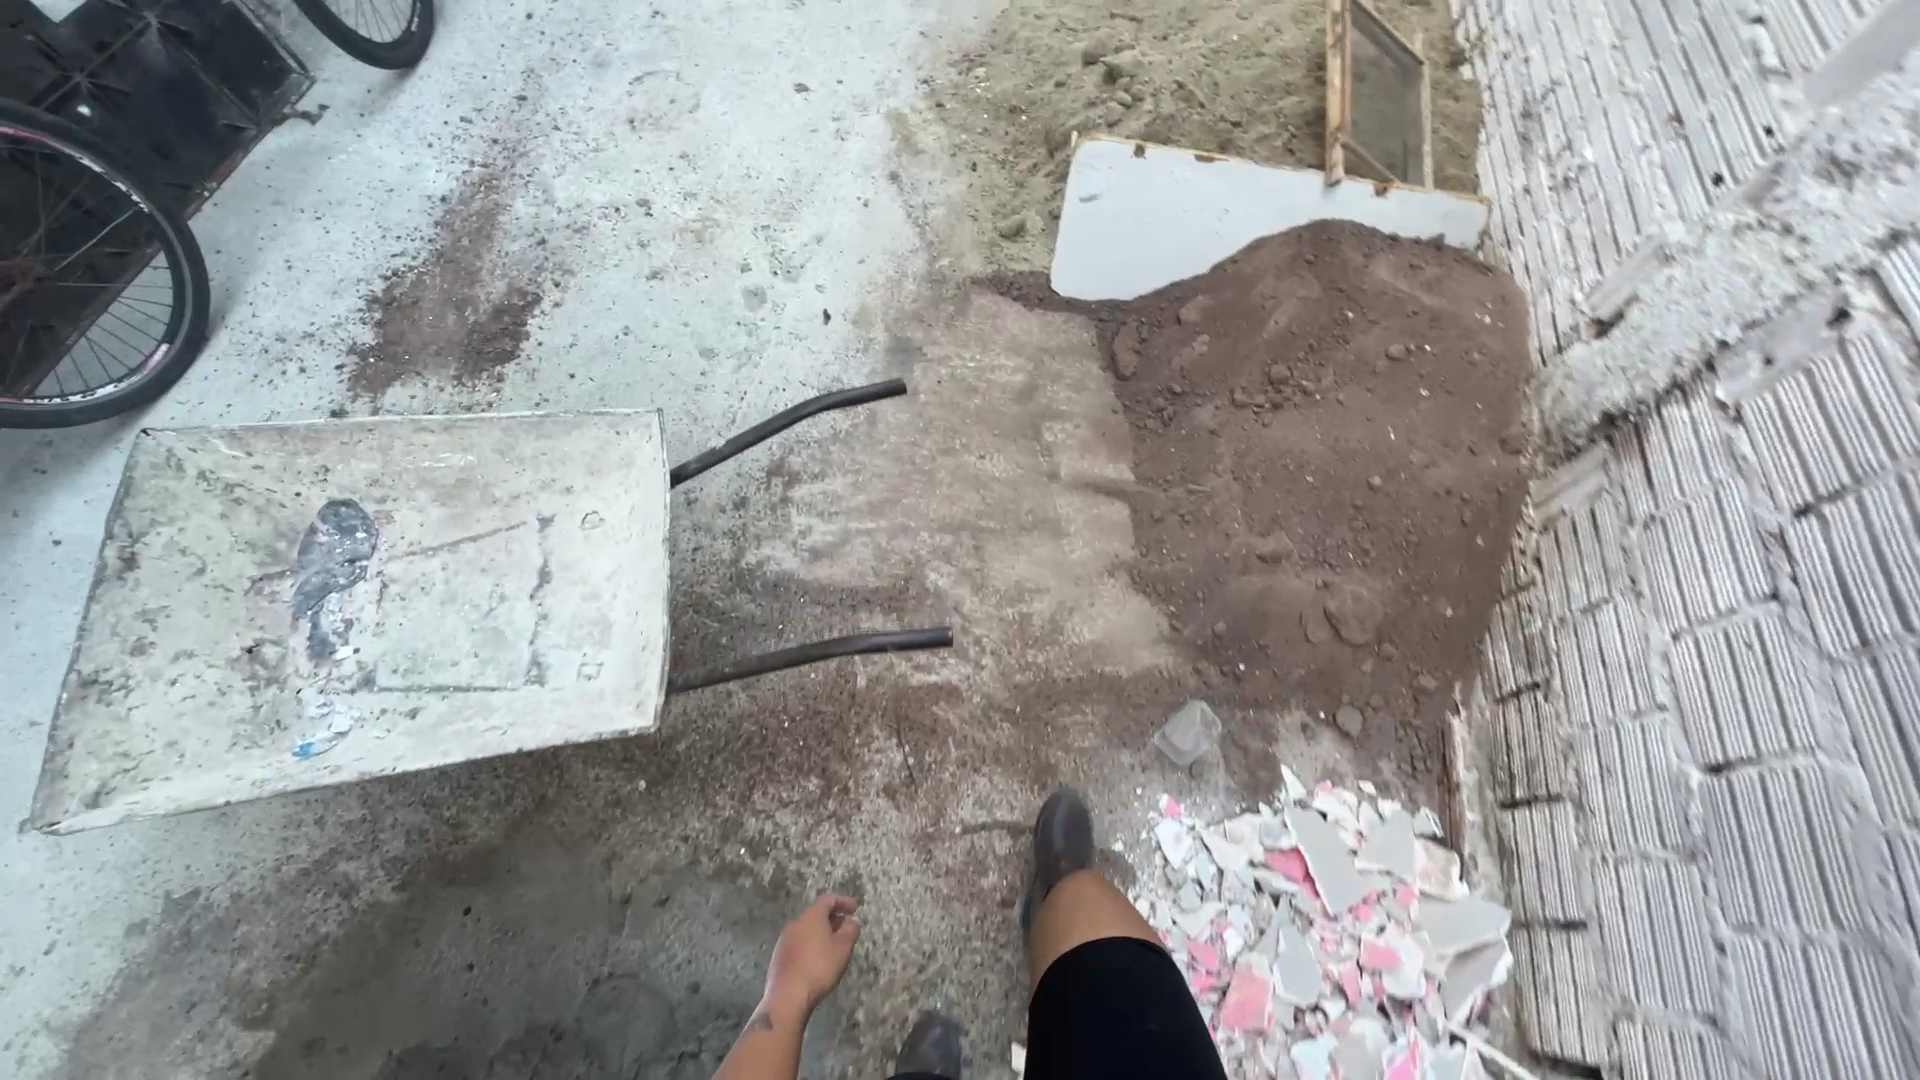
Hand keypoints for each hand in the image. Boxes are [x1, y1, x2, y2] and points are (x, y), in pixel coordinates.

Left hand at [763, 893, 860, 1017]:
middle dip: (833, 918)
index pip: (829, 899)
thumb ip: (850, 930)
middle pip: (817, 914)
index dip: (844, 902)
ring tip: (833, 944)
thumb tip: (852, 920)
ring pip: (807, 929)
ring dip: (821, 932)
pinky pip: (799, 943)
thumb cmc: (819, 967)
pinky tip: (816, 959)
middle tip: (846, 926)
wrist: (788, 996)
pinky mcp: (779, 956)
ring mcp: (785, 939)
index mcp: (812, 916)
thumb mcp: (843, 948)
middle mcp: (796, 922)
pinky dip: (810, 945)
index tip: (855, 908)